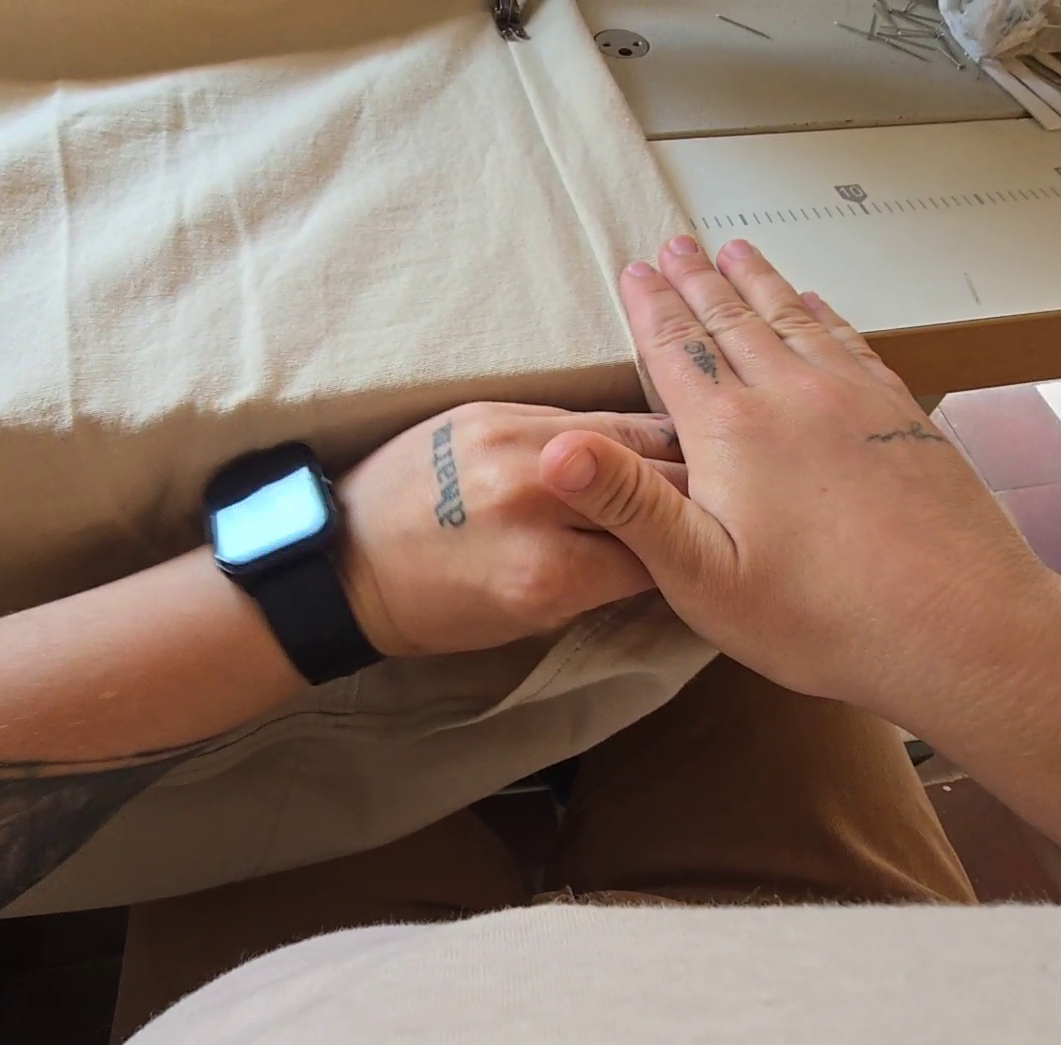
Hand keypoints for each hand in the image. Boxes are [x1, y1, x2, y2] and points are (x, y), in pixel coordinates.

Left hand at [337, 402, 684, 657]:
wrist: (349, 559)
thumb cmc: (436, 609)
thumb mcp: (526, 620)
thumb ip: (599, 581)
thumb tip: (658, 546)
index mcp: (545, 573)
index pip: (658, 550)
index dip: (689, 551)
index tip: (704, 546)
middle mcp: (533, 498)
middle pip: (653, 481)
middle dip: (690, 495)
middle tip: (712, 499)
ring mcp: (507, 442)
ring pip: (623, 432)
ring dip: (656, 452)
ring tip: (673, 465)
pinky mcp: (486, 408)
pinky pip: (573, 415)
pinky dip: (603, 436)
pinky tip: (615, 447)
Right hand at [538, 237, 1060, 718]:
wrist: (959, 629)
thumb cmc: (819, 615)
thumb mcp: (700, 575)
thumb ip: (629, 504)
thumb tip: (557, 449)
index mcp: (732, 432)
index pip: (678, 350)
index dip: (651, 308)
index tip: (636, 270)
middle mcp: (792, 396)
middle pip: (732, 322)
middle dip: (697, 281)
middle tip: (677, 244)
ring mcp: (854, 400)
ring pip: (792, 320)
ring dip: (757, 282)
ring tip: (736, 250)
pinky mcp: (899, 417)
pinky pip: (850, 342)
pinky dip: (823, 313)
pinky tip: (815, 303)